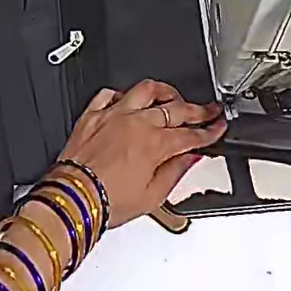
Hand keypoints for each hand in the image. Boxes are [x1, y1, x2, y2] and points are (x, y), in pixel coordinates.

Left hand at [56, 80, 225, 227]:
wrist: (72, 199)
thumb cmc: (106, 201)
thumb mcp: (152, 196)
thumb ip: (176, 171)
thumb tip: (189, 158)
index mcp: (155, 144)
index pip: (192, 134)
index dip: (210, 131)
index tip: (218, 128)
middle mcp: (136, 123)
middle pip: (176, 108)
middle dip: (199, 109)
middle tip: (209, 110)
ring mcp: (114, 115)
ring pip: (146, 90)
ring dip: (165, 92)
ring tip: (174, 96)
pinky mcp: (93, 115)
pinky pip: (110, 94)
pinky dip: (124, 94)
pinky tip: (129, 99)